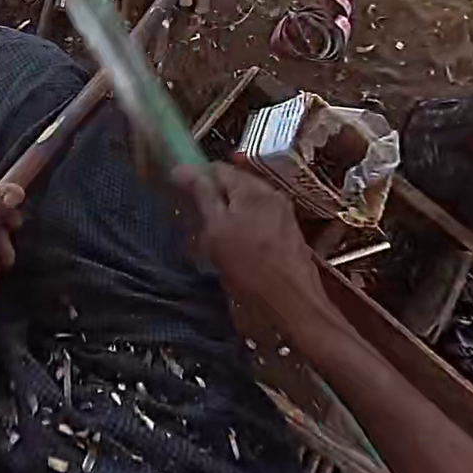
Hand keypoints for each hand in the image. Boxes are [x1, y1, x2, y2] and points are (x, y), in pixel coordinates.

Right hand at [172, 163, 338, 337]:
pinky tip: (234, 246)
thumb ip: (202, 195)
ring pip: (245, 201)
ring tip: (211, 235)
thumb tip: (182, 168)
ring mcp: (282, 211)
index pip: (216, 168)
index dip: (195, 177)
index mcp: (252, 186)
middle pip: (233, 183)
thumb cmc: (250, 267)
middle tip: (193, 217)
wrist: (294, 304)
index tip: (178, 194)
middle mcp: (270, 191)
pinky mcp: (287, 231)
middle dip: (212, 196)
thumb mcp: (217, 229)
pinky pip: (258, 216)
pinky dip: (242, 224)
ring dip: (227, 212)